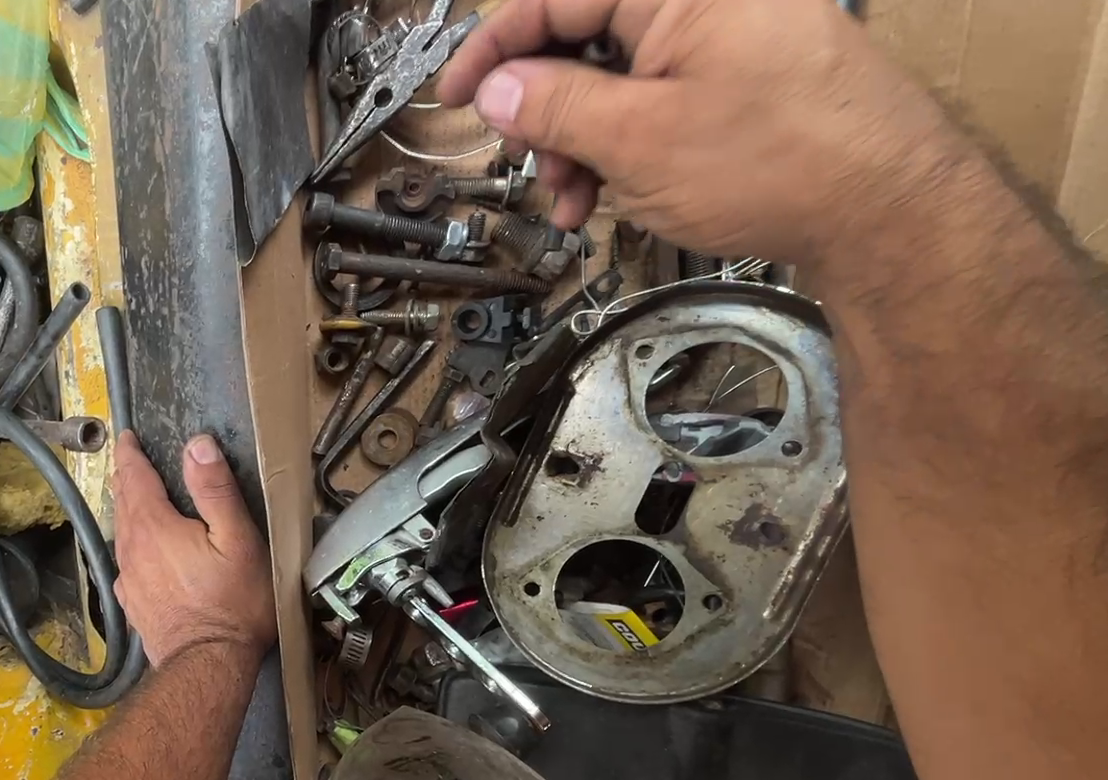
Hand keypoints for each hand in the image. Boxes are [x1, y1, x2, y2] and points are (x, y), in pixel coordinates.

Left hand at [111, 431, 276, 666]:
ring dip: (124, 508)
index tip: (126, 437)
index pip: (134, 477)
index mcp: (155, 527)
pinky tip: (135, 550)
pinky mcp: (134, 603)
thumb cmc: (232, 604)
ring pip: (121, 531)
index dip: (130, 454)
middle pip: (123, 502)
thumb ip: (215, 490)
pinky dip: (128, 543)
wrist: (208, 665)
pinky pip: (125, 561)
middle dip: (124, 476)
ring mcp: (130, 578)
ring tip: (130, 496)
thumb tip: (197, 446)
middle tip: (126, 460)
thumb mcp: (237, 540)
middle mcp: (133, 549)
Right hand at [436, 0, 971, 272]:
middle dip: (540, 111)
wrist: (876, 208)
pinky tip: (599, 197)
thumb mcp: (636, 139)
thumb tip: (494, 88)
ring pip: (604, 82)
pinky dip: (608, 152)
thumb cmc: (773, 162)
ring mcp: (715, 42)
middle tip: (527, 162)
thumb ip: (554, 106)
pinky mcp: (724, 80)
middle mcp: (699, 4)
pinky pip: (641, 105)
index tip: (454, 92)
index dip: (495, 44)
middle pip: (580, 42)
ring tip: (570, 200)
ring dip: (570, 145)